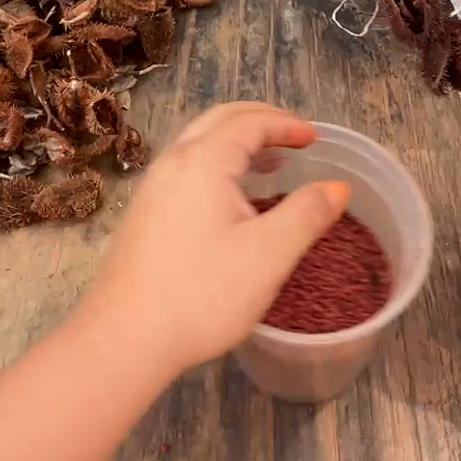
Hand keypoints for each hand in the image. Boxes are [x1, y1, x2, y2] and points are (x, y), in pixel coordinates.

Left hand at [74, 103, 349, 377]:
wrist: (123, 340)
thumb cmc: (201, 295)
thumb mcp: (268, 256)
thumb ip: (306, 214)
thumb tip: (337, 187)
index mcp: (203, 162)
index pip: (249, 123)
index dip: (285, 124)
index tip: (314, 138)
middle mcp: (173, 162)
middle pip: (220, 120)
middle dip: (261, 120)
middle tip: (295, 135)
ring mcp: (154, 186)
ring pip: (200, 141)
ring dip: (238, 140)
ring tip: (272, 160)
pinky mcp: (145, 211)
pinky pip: (188, 165)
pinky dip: (219, 160)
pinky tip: (233, 195)